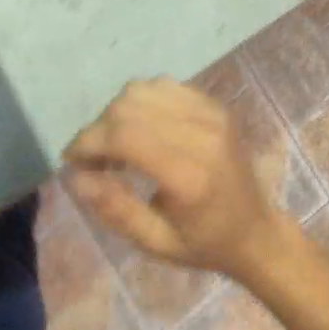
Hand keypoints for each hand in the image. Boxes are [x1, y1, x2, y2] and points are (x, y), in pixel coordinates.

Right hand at [64, 78, 294, 280]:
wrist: (256, 230)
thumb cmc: (204, 243)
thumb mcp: (155, 243)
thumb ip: (114, 209)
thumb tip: (74, 177)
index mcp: (189, 175)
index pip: (125, 137)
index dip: (89, 142)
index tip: (72, 161)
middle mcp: (202, 134)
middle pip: (129, 107)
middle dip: (98, 129)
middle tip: (93, 160)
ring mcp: (212, 114)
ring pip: (143, 90)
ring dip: (117, 113)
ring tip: (115, 145)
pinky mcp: (215, 105)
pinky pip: (163, 86)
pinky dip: (140, 102)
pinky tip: (140, 129)